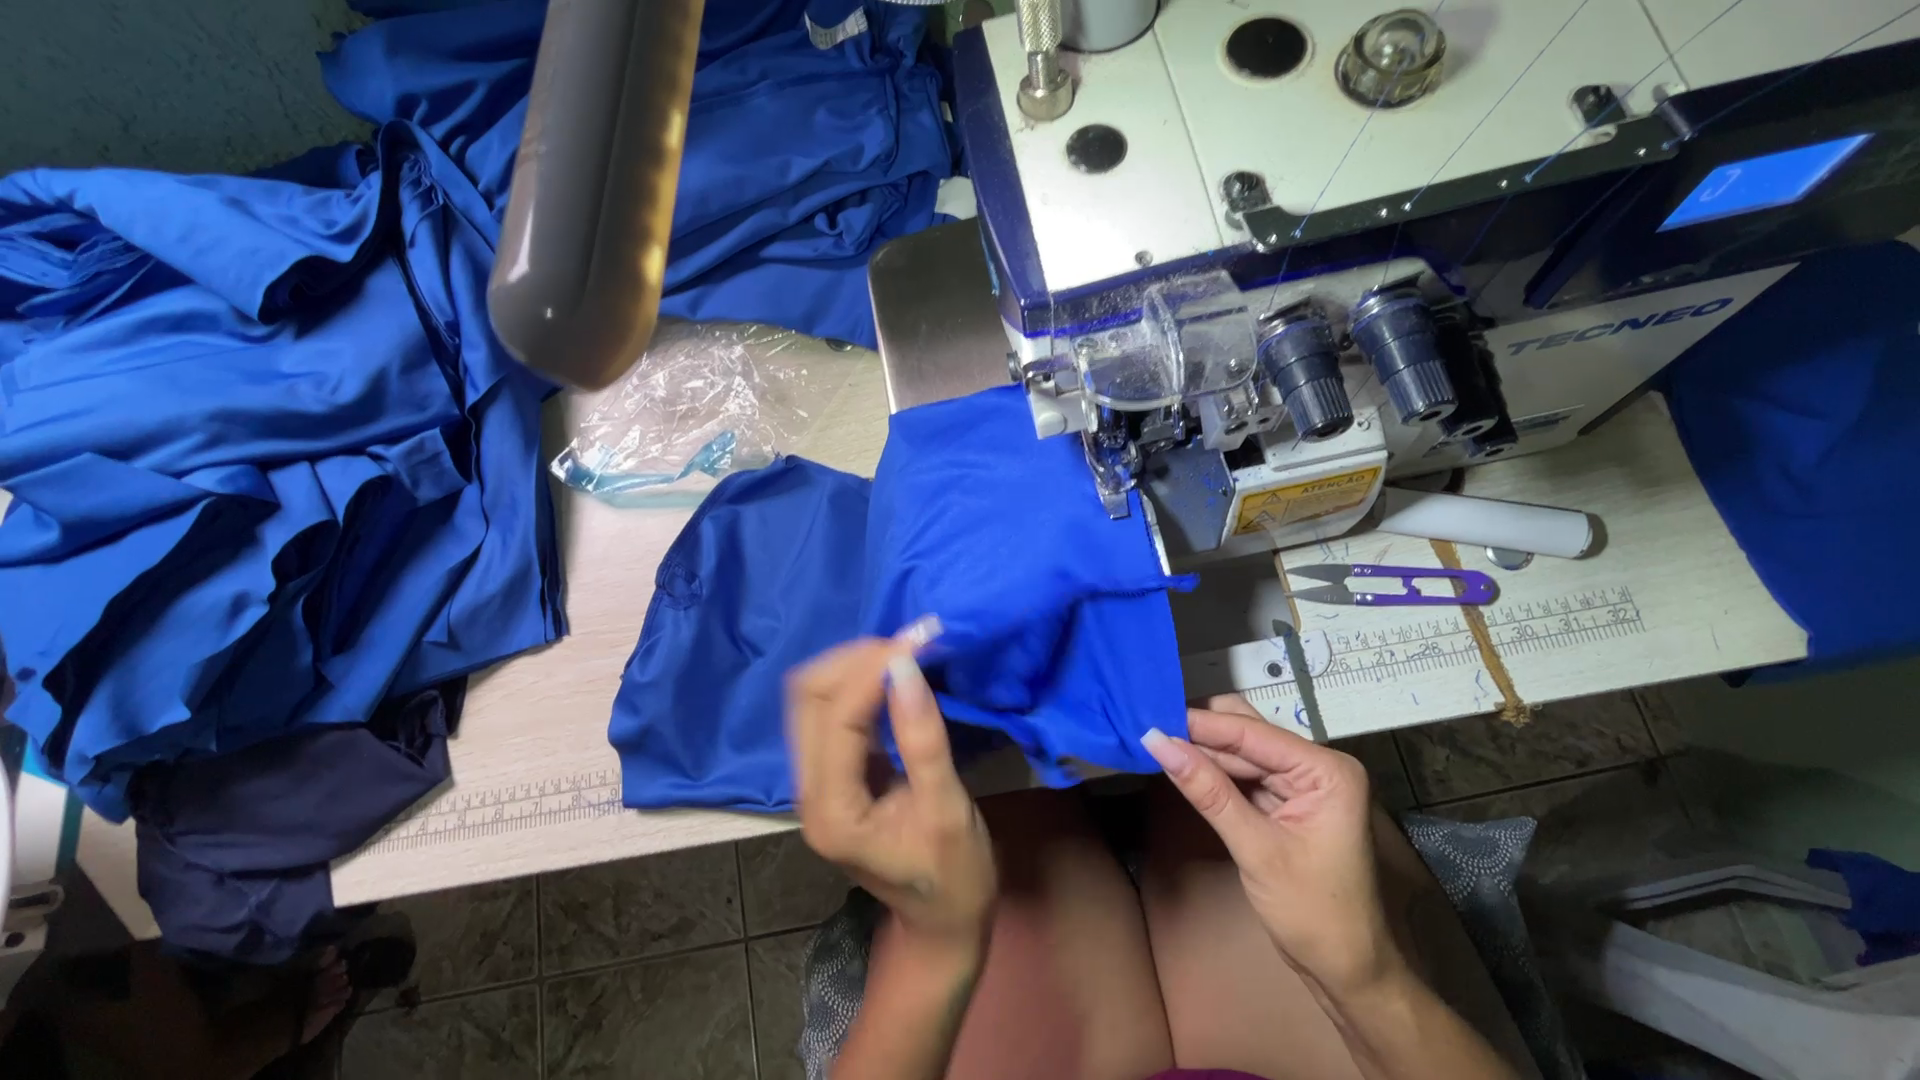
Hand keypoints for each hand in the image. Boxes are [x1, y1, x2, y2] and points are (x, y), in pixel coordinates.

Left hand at [787, 638, 996, 952]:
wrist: (941, 923)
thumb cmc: (953, 877)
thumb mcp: (947, 810)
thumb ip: (923, 739)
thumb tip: (906, 667)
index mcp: (833, 811)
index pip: (838, 717)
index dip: (874, 669)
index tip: (921, 639)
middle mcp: (809, 792)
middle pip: (807, 696)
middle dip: (856, 658)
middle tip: (914, 642)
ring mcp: (814, 782)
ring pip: (812, 697)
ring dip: (855, 664)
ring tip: (907, 649)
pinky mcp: (830, 773)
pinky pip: (830, 711)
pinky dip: (859, 682)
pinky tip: (894, 672)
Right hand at [1142, 695, 1402, 995]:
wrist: (1346, 970)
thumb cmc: (1313, 911)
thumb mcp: (1256, 849)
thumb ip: (1208, 792)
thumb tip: (1159, 744)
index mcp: (1327, 770)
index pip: (1253, 734)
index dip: (1201, 724)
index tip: (1151, 714)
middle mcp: (1316, 766)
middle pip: (1248, 735)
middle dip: (1199, 733)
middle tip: (1146, 726)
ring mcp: (1301, 784)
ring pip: (1241, 754)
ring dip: (1201, 751)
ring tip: (1154, 741)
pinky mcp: (1285, 803)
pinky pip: (1243, 776)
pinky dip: (1212, 773)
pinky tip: (1180, 765)